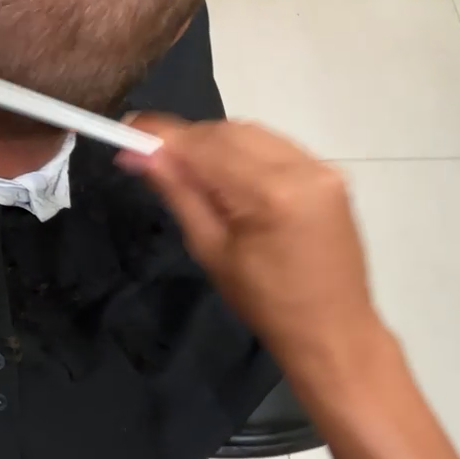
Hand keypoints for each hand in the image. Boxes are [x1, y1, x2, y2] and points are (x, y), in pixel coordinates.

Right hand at [122, 117, 388, 383]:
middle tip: (149, 155)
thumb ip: (177, 192)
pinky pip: (272, 146)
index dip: (162, 135)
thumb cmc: (263, 302)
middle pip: (227, 132)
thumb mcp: (209, 249)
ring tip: (184, 168)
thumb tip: (139, 155)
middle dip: (185, 139)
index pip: (205, 146)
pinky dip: (240, 151)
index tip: (127, 128)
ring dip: (211, 143)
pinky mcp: (329, 173)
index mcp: (271, 194)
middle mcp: (302, 169)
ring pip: (249, 134)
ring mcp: (321, 168)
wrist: (332, 330)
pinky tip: (224, 175)